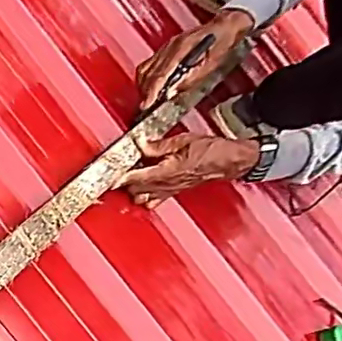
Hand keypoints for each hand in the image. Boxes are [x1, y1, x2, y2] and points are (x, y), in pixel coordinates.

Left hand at [119, 132, 258, 207]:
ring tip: (130, 179)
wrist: (229, 161)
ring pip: (144, 198)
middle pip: (137, 191)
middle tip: (119, 172)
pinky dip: (146, 196)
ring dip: (135, 190)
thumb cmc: (212, 150)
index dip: (123, 179)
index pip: (138, 178)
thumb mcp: (184, 140)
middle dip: (126, 183)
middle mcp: (168, 185)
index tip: (112, 178)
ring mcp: (171, 191)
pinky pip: (155, 200)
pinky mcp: (174, 192)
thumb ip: (159, 145)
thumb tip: (140, 144)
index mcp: (169, 171)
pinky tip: (142, 189)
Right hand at [135, 9, 252, 110]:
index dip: (151, 93)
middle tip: (147, 108)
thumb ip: (191, 80)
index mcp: (181, 48)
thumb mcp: (212, 64)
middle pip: (147, 74)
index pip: (159, 75)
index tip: (147, 106)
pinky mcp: (166, 49)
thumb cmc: (224, 43)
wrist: (228, 24)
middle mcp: (170, 47)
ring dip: (145, 87)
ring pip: (145, 70)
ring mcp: (166, 47)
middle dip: (146, 93)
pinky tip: (153, 88)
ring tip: (149, 100)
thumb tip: (172, 94)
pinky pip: (149, 66)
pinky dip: (148, 80)